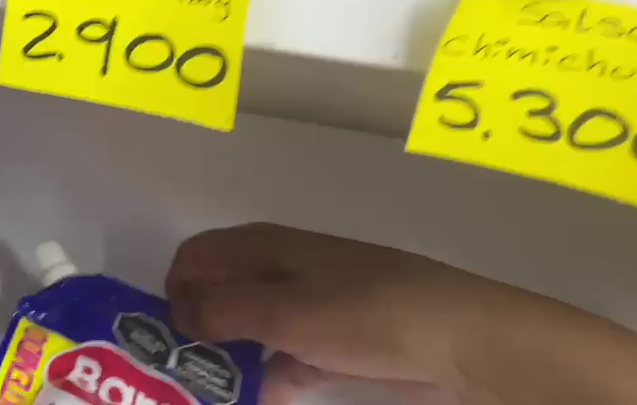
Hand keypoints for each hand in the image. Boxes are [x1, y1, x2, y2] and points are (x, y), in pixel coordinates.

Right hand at [164, 224, 524, 402]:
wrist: (469, 343)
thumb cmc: (362, 312)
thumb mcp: (282, 312)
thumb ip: (221, 313)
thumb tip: (176, 317)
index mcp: (258, 246)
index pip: (194, 257)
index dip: (174, 290)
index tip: (167, 335)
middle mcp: (278, 269)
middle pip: (221, 293)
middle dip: (199, 330)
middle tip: (186, 373)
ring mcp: (312, 306)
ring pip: (255, 330)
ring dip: (234, 360)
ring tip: (218, 395)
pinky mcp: (342, 344)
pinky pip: (291, 359)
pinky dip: (274, 380)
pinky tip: (264, 403)